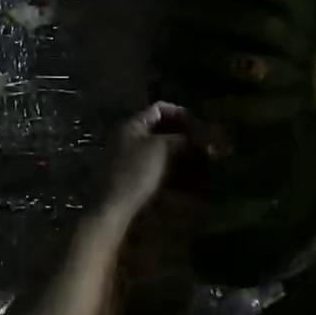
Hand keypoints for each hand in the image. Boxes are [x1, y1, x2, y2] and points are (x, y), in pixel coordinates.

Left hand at [97, 102, 199, 229]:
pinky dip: (171, 162)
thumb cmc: (136, 171)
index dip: (179, 113)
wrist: (115, 206)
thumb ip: (178, 138)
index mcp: (132, 124)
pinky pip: (156, 161)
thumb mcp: (160, 149)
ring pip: (159, 145)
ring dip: (178, 147)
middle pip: (159, 126)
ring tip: (197, 155)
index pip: (159, 108)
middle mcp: (129, 136)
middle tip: (199, 140)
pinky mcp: (132, 173)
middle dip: (181, 132)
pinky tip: (185, 171)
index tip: (197, 124)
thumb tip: (194, 137)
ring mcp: (129, 155)